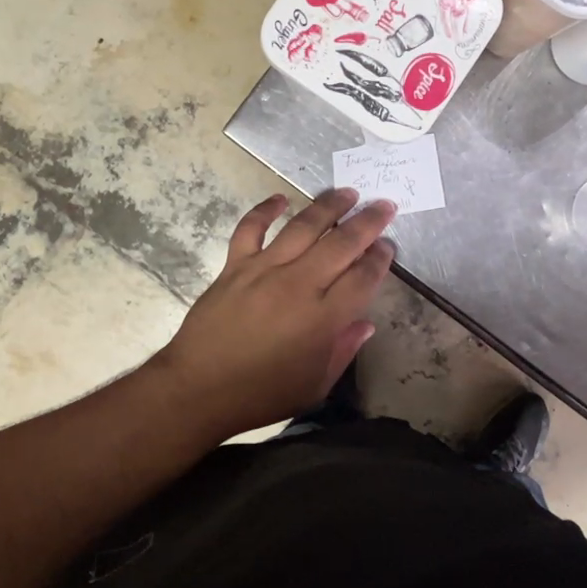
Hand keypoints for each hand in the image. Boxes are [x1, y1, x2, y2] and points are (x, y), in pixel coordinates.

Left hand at [143, 189, 395, 441]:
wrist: (197, 389)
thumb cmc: (260, 395)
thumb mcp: (313, 386)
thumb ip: (343, 351)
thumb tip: (365, 323)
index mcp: (322, 319)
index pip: (362, 278)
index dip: (380, 259)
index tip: (389, 246)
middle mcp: (298, 285)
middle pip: (341, 244)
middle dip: (368, 222)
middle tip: (384, 205)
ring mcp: (264, 270)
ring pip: (303, 227)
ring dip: (328, 206)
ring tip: (347, 193)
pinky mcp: (235, 266)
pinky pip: (250, 228)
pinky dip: (265, 209)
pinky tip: (280, 198)